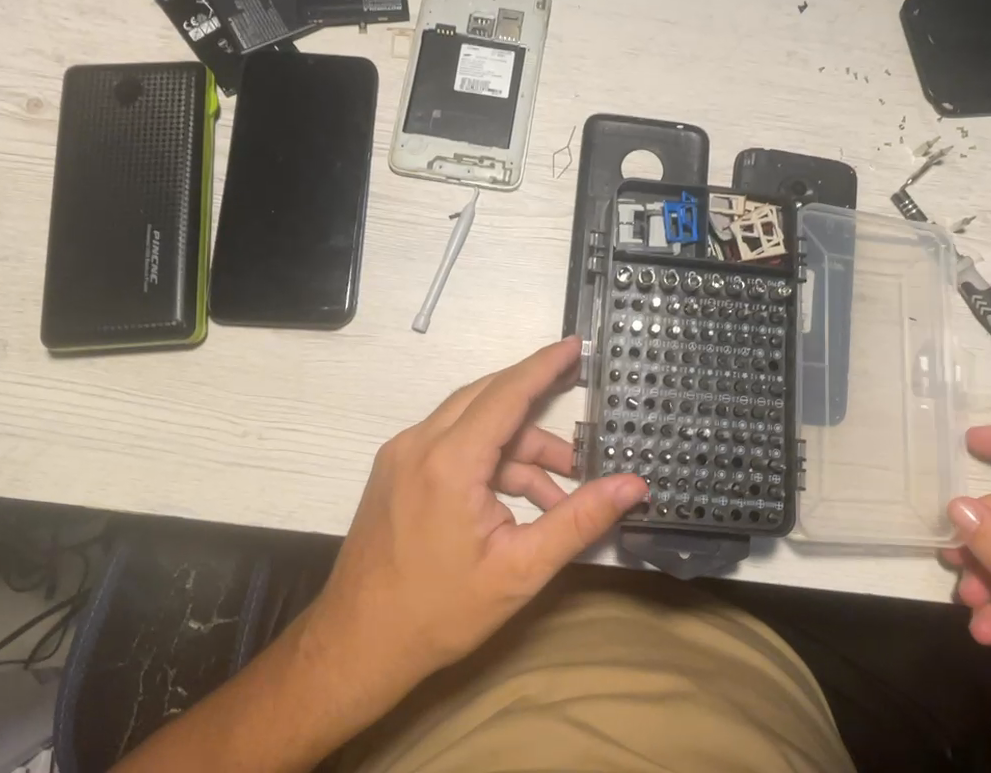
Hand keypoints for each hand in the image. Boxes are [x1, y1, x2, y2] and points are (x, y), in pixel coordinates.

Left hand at [304, 336, 648, 711]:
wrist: (358, 645)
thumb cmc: (440, 612)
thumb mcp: (520, 569)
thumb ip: (578, 520)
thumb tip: (632, 485)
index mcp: (449, 461)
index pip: (506, 393)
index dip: (544, 366)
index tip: (575, 344)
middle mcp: (419, 444)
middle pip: (488, 399)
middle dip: (537, 406)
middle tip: (580, 406)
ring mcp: (402, 456)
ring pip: (470, 424)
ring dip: (517, 447)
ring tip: (562, 489)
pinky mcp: (396, 472)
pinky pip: (451, 444)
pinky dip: (490, 461)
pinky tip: (520, 501)